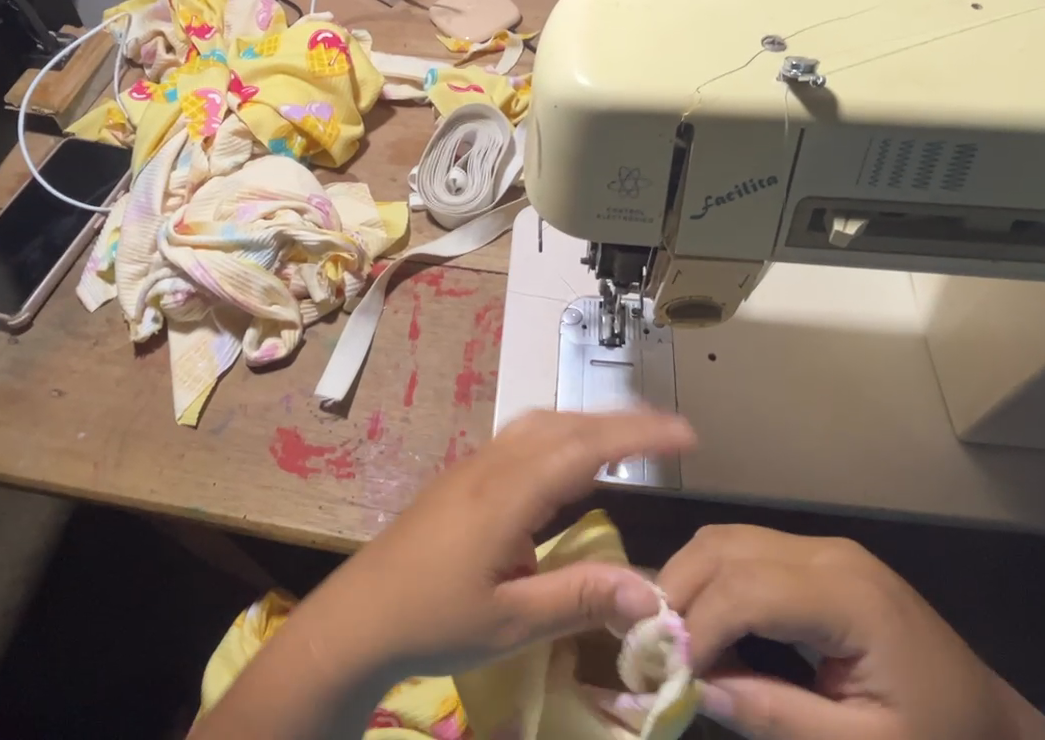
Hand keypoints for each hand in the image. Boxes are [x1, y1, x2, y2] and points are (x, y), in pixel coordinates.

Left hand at [295, 409, 695, 678]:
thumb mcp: (511, 621)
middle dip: (620, 423)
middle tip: (671, 436)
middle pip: (563, 425)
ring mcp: (472, 469)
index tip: (686, 434)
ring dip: (587, 426)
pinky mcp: (462, 479)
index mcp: (505, 495)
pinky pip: (520, 441)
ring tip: (629, 445)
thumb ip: (580, 599)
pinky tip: (570, 468)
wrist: (359, 617)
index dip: (638, 436)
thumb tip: (651, 591)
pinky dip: (559, 439)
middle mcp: (490, 468)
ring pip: (538, 427)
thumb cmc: (432, 621)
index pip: (583, 448)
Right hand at [659, 525, 1044, 739]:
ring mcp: (823, 550)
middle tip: (652, 653)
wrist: (998, 725)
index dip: (694, 628)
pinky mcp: (817, 559)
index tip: (664, 675)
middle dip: (677, 596)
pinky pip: (743, 550)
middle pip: (725, 550)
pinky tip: (703, 623)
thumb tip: (695, 688)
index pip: (745, 589)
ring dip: (687, 581)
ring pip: (725, 540)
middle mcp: (829, 554)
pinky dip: (709, 579)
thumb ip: (776, 717)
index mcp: (849, 597)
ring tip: (670, 640)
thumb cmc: (939, 739)